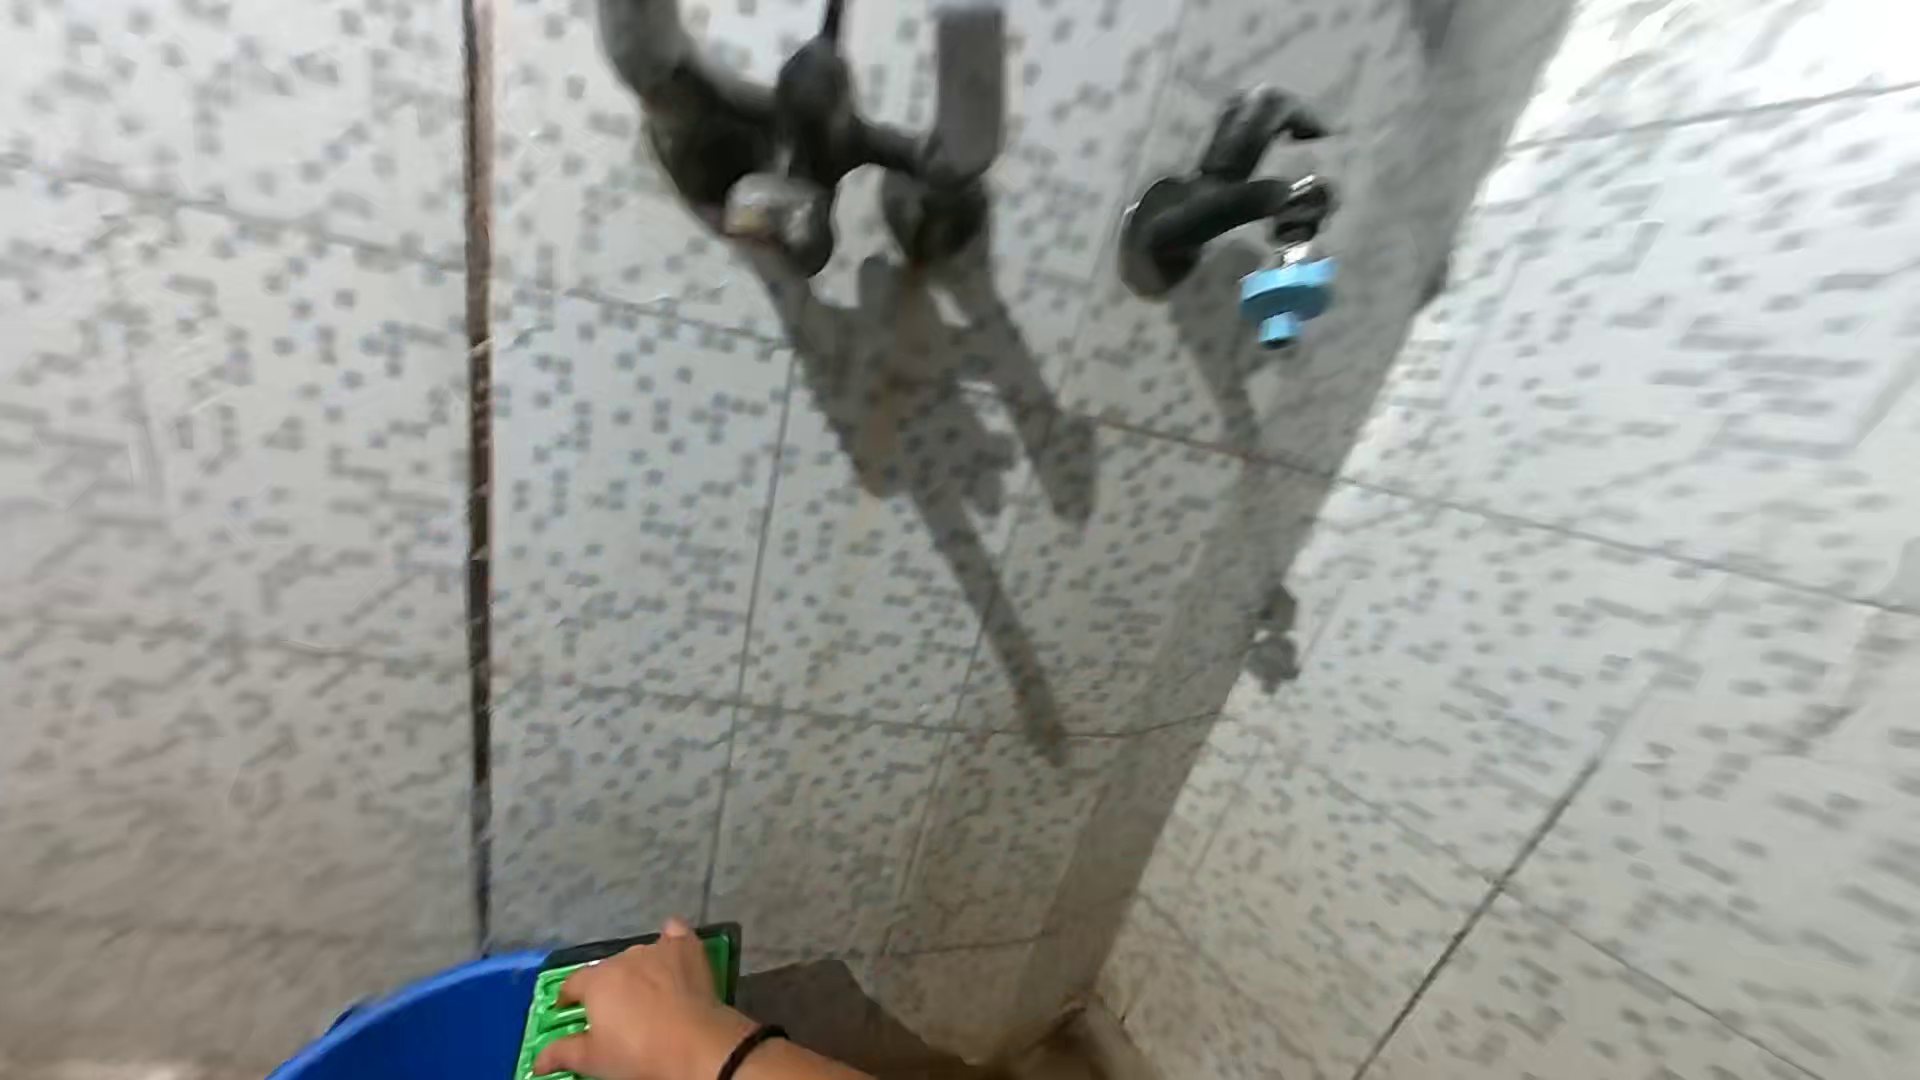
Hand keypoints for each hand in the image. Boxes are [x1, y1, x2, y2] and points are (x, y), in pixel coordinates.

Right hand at [533, 917, 756, 1079]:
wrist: (690, 1040)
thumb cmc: (635, 1053)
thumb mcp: (591, 1060)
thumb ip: (562, 1052)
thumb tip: (538, 1059)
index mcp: (599, 980)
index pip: (574, 982)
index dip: (569, 996)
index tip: (569, 1009)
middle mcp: (627, 955)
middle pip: (609, 967)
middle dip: (606, 986)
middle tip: (612, 1011)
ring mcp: (660, 946)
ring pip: (640, 953)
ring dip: (636, 968)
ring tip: (642, 992)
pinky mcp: (688, 945)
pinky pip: (674, 932)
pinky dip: (669, 939)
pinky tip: (670, 948)